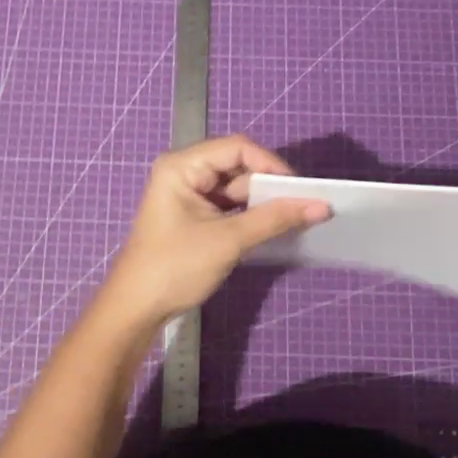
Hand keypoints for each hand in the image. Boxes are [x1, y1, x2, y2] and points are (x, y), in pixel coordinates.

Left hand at [102, 135, 330, 324]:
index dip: (270, 164)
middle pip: (236, 165)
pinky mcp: (192, 216)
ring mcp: (187, 195)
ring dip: (260, 202)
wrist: (136, 309)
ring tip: (293, 218)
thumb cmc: (176, 267)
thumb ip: (275, 219)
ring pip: (234, 187)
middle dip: (267, 184)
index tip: (299, 189)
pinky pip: (227, 205)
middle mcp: (183, 172)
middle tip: (301, 205)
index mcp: (182, 166)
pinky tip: (272, 227)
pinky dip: (248, 215)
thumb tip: (321, 206)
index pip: (236, 147)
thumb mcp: (229, 240)